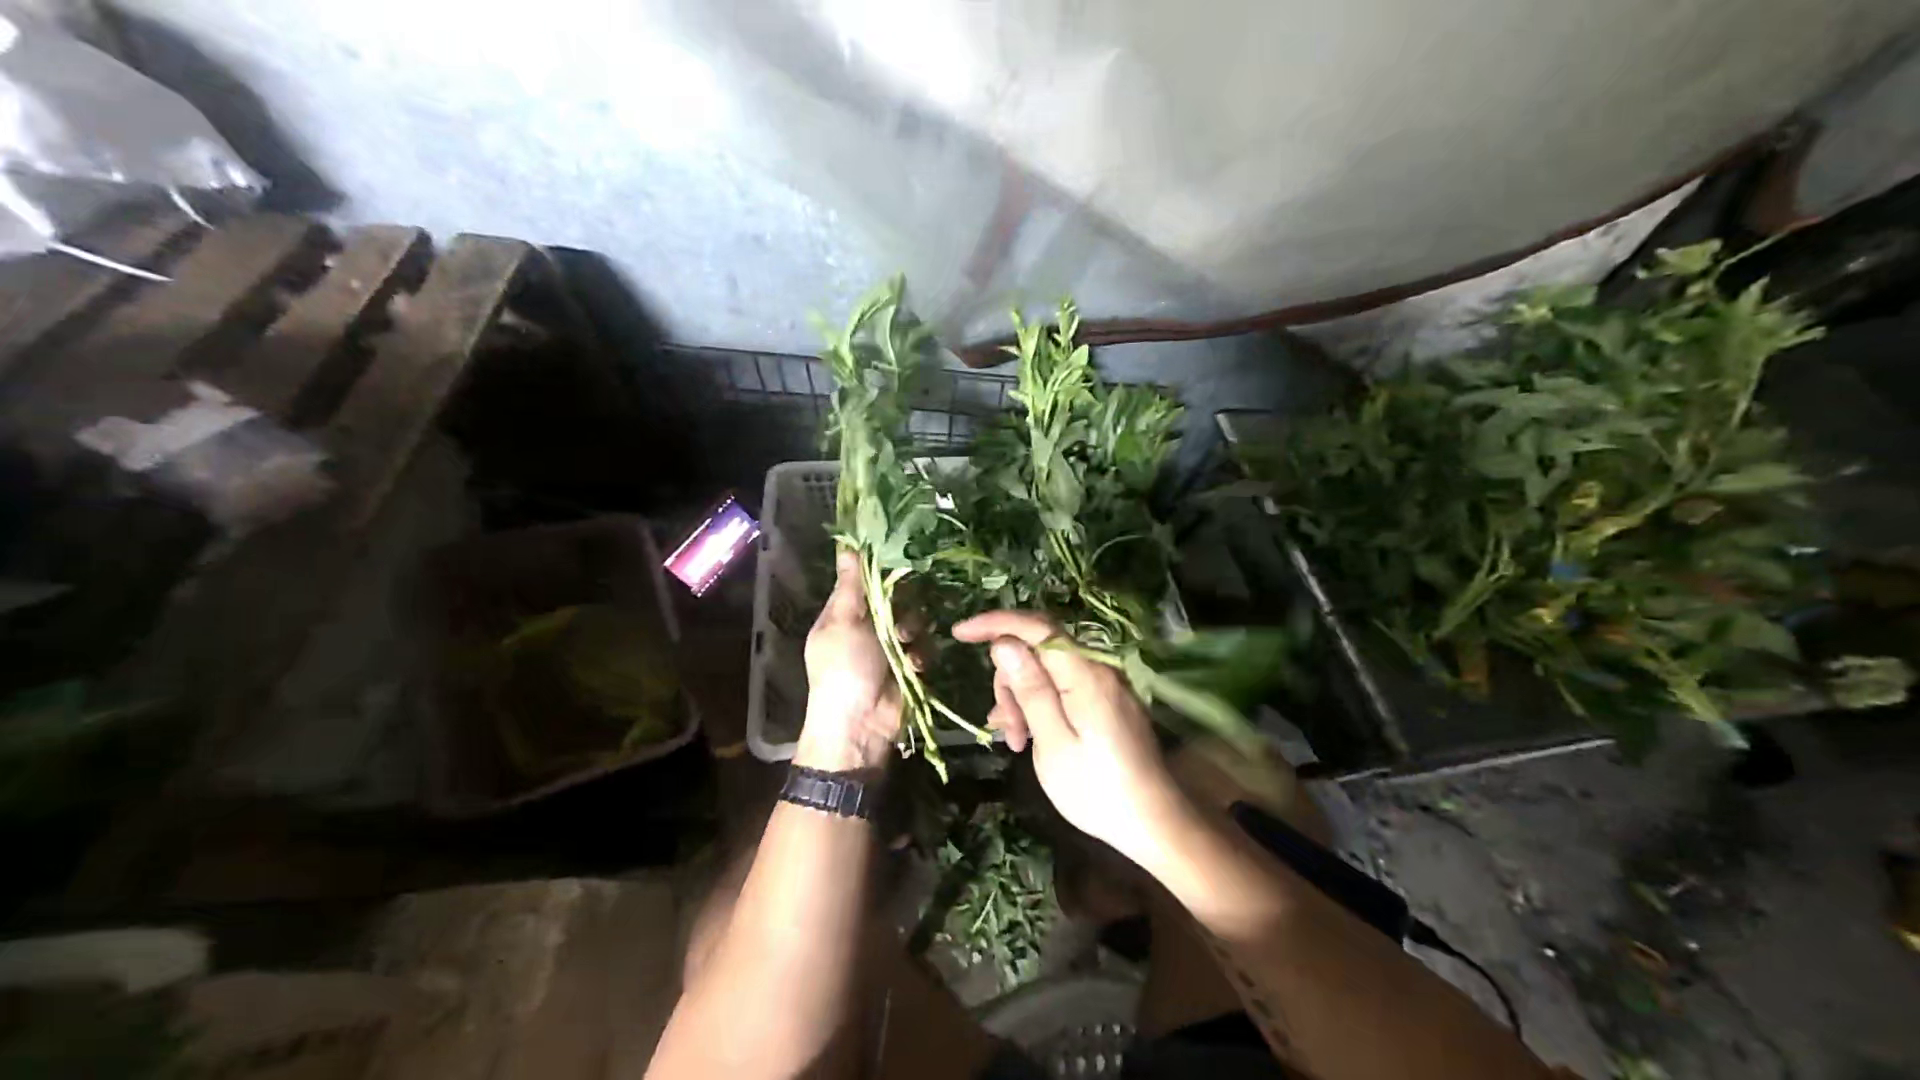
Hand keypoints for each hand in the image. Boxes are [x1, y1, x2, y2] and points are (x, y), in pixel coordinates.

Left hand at [797, 550, 900, 771]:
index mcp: (843, 613)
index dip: (879, 569)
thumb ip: (851, 584)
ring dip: (912, 630)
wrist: (861, 725)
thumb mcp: (843, 621)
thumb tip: (845, 544)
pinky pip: (925, 646)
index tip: (899, 555)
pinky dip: (921, 654)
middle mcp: (867, 626)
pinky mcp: (910, 665)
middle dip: (902, 603)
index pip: (864, 580)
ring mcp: (890, 647)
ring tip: (905, 643)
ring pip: (914, 620)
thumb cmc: (844, 668)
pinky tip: (915, 664)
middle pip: (895, 598)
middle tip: (901, 609)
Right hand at [952, 611, 1196, 864]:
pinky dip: (1040, 704)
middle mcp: (1098, 668)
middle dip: (1009, 679)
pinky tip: (1028, 736)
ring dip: (1022, 698)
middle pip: (1037, 649)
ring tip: (1015, 741)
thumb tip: (1003, 643)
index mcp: (1086, 675)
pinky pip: (1062, 686)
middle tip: (1002, 727)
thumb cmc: (1097, 790)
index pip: (1036, 627)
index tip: (960, 633)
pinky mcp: (1106, 699)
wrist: (1153, 823)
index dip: (995, 622)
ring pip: (1046, 669)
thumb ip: (1030, 689)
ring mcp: (1104, 683)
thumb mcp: (1052, 743)